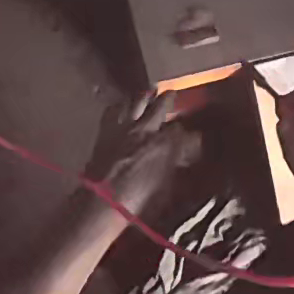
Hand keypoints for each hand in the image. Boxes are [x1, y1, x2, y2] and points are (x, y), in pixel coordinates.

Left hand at [85, 92, 200, 215]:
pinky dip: (119, 105)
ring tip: (148, 91)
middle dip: (168, 98)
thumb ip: (175, 168)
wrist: (102, 203)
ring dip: (144, 96)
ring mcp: (125, 126)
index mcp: (166, 143)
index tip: (191, 133)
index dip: (187, 131)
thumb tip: (182, 160)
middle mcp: (147, 129)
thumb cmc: (140, 202)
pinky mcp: (106, 130)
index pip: (182, 128)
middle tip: (171, 92)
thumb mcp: (167, 188)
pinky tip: (121, 106)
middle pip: (160, 105)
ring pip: (136, 101)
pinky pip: (112, 110)